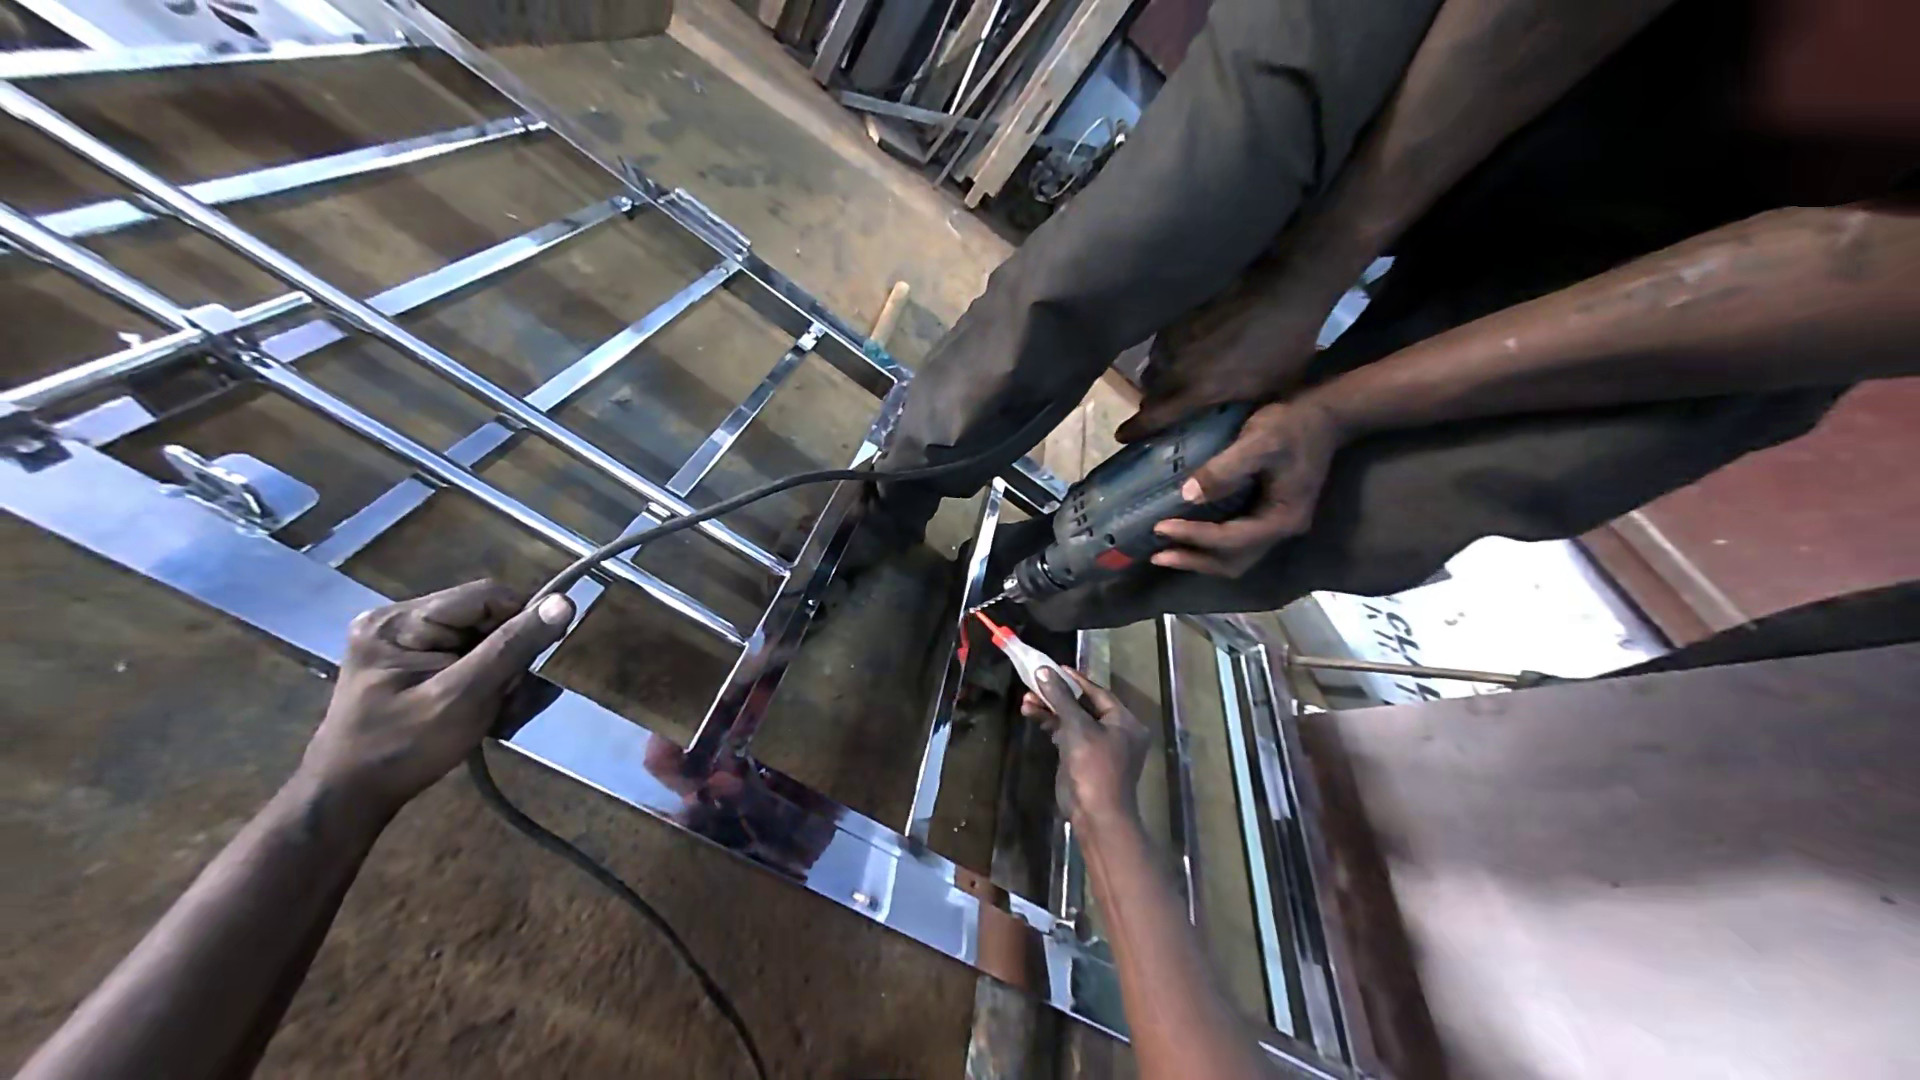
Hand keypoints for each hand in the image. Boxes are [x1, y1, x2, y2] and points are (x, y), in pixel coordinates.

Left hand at [300, 580, 574, 813]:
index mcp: (400, 621)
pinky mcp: (414, 662)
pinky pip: (473, 656)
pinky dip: (490, 681)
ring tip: (497, 710)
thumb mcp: (465, 695)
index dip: (524, 622)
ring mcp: (405, 642)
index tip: (535, 663)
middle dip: (511, 657)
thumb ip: (514, 646)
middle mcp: (400, 621)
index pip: (489, 596)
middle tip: (509, 698)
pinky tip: (485, 708)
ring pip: (487, 639)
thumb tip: (564, 603)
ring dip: (504, 674)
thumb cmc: (404, 748)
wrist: (350, 799)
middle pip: (488, 618)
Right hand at [1021, 668, 1150, 825]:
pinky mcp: (1082, 758)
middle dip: (1057, 695)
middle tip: (1034, 682)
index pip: (1098, 692)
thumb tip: (1043, 670)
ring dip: (1050, 709)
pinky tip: (1031, 713)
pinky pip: (1066, 733)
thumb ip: (1061, 698)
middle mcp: (1115, 731)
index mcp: (1124, 721)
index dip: (1075, 679)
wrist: (1096, 815)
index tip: (1054, 667)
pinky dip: (1050, 724)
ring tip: (1026, 700)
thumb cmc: (1094, 766)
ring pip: (1072, 719)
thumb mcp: (1077, 728)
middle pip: (1083, 704)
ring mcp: (1098, 746)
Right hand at [1115, 269, 1327, 442]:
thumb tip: (1236, 422)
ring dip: (1160, 376)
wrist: (1286, 286)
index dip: (1135, 430)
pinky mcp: (1180, 314)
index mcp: (1196, 391)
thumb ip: (1242, 408)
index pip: (1153, 418)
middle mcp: (1175, 367)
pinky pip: (1164, 340)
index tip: (1121, 436)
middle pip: (1149, 392)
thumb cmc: (1285, 343)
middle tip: (1162, 407)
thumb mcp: (1272, 390)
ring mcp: (1174, 338)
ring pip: (1154, 365)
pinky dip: (1170, 350)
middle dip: (1152, 403)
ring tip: (1174, 376)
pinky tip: (1187, 346)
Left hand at [1150, 398, 1341, 577]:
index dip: (1193, 537)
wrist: (1323, 418)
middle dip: (1193, 560)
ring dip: (1198, 559)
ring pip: (1234, 559)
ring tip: (1162, 554)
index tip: (1160, 527)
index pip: (1231, 540)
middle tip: (1155, 556)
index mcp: (1282, 518)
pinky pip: (1234, 545)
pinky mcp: (1265, 519)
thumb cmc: (1291, 427)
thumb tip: (1187, 495)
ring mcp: (1275, 527)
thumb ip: (1224, 470)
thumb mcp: (1258, 441)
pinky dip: (1207, 548)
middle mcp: (1281, 531)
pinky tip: (1184, 539)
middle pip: (1233, 562)